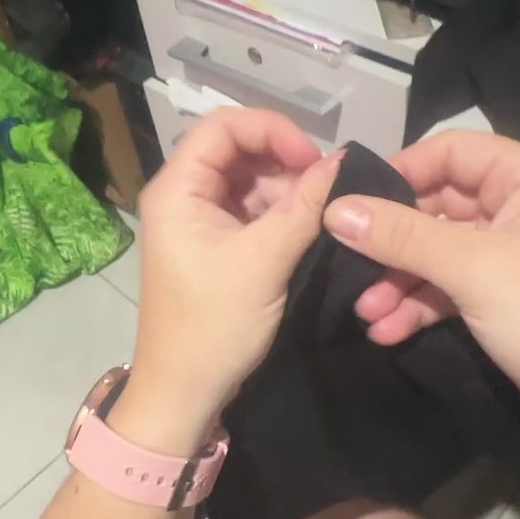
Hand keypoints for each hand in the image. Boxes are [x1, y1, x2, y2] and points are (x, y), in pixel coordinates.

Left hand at [121, 109, 338, 451]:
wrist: (184, 391)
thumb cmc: (214, 326)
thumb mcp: (264, 262)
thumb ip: (304, 208)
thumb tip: (342, 160)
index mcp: (177, 189)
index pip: (223, 126)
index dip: (271, 130)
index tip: (313, 159)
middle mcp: (182, 194)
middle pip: (236, 150)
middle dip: (282, 162)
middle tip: (324, 190)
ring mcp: (198, 219)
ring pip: (248, 180)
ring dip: (285, 189)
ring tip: (318, 215)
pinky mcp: (214, 243)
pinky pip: (250, 210)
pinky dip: (279, 213)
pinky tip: (305, 228)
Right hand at [322, 130, 519, 448]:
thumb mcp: (474, 268)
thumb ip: (401, 236)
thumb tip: (334, 209)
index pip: (451, 151)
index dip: (399, 172)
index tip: (349, 201)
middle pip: (437, 206)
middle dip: (391, 242)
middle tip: (347, 265)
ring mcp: (512, 254)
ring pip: (438, 252)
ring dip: (400, 281)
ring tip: (366, 313)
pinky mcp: (504, 296)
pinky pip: (450, 287)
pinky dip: (420, 305)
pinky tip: (388, 331)